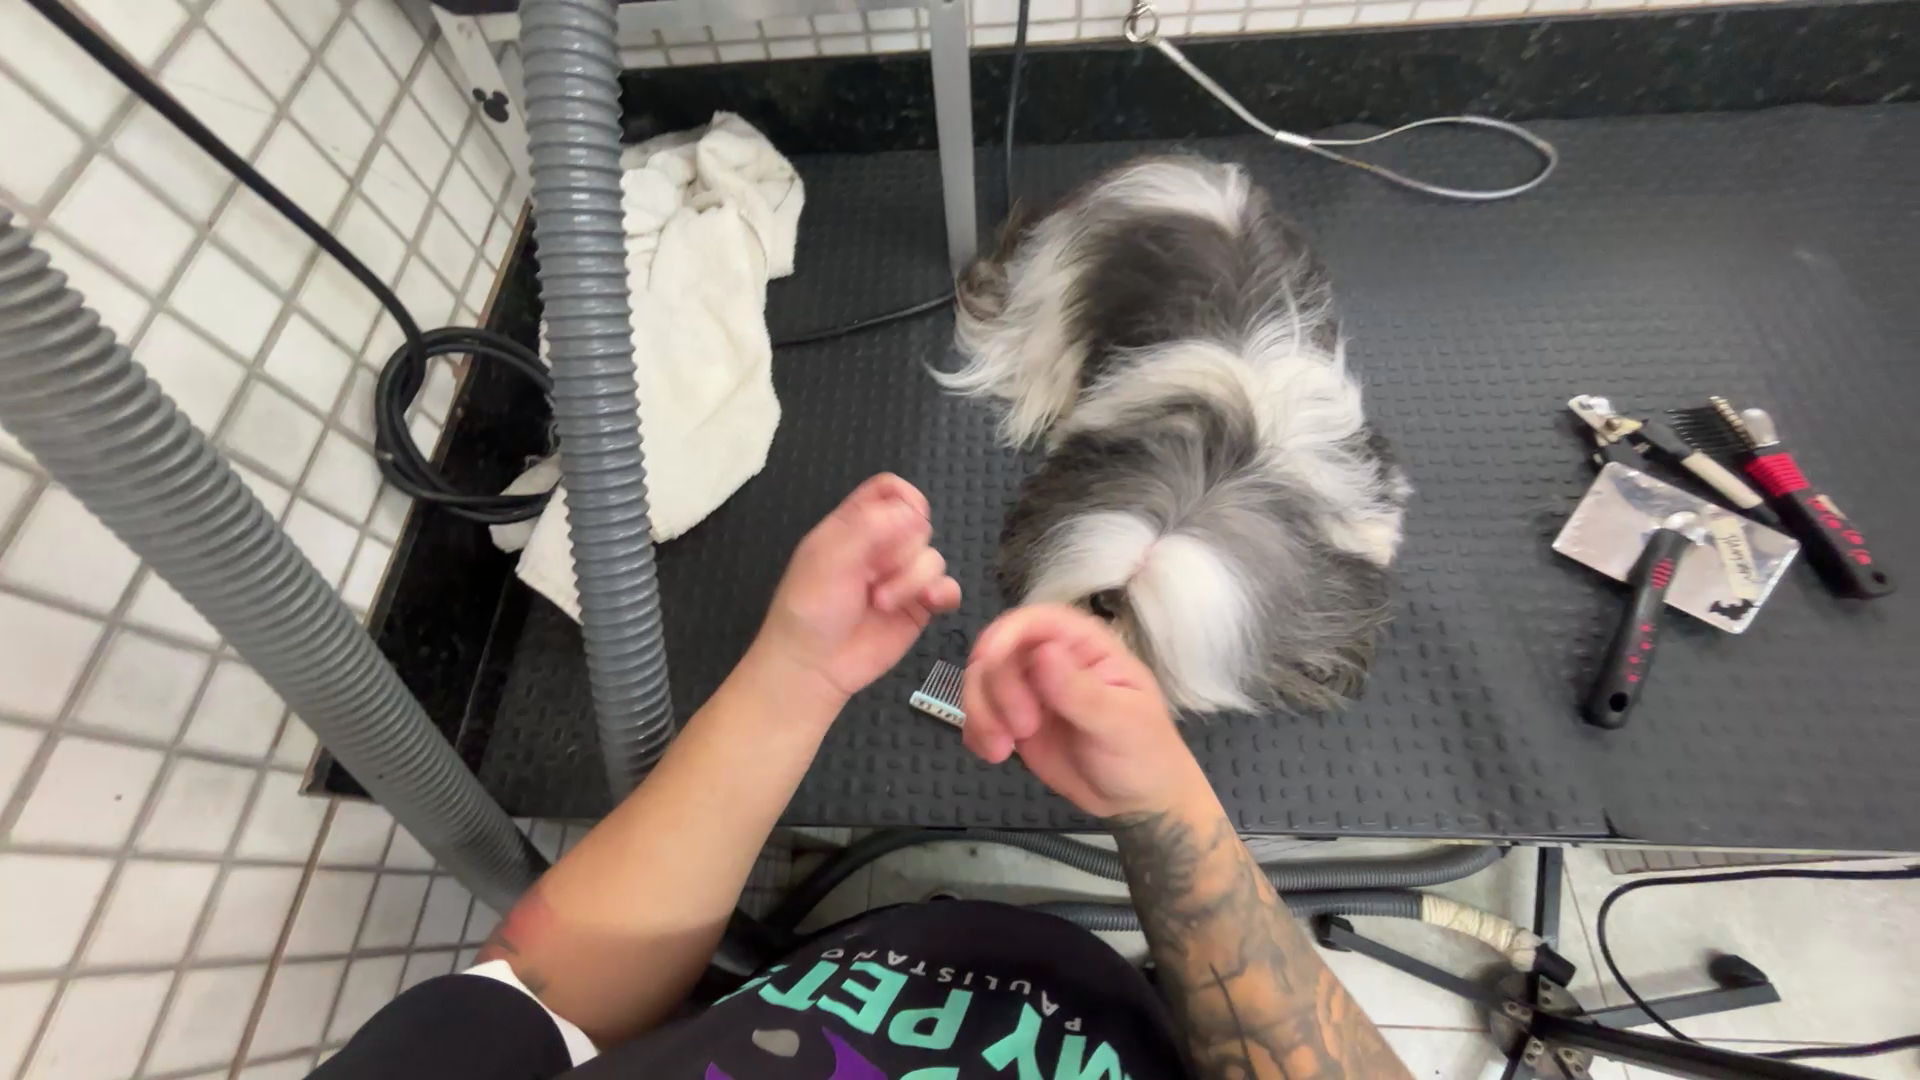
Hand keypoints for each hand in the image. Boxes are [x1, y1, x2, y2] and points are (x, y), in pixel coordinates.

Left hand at [753, 474, 961, 709]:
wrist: (814, 666)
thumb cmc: (810, 608)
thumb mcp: (830, 557)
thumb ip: (870, 526)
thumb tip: (917, 512)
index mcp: (854, 525)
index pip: (890, 490)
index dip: (904, 499)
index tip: (904, 520)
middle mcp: (881, 547)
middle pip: (918, 525)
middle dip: (902, 551)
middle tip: (872, 576)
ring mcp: (902, 577)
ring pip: (934, 558)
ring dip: (911, 581)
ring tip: (881, 604)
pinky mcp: (919, 607)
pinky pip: (948, 588)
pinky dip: (943, 593)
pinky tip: (929, 603)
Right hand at [961, 605, 1209, 818]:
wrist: (1138, 800)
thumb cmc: (1144, 753)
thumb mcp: (1120, 723)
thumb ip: (1080, 691)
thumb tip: (1043, 653)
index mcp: (1083, 645)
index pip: (1037, 621)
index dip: (1006, 633)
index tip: (989, 661)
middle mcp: (1050, 659)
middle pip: (1000, 650)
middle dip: (998, 688)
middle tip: (1023, 729)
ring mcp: (1029, 688)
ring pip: (982, 679)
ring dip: (981, 711)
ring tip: (1002, 749)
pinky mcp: (1013, 719)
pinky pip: (979, 711)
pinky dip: (975, 730)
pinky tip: (994, 754)